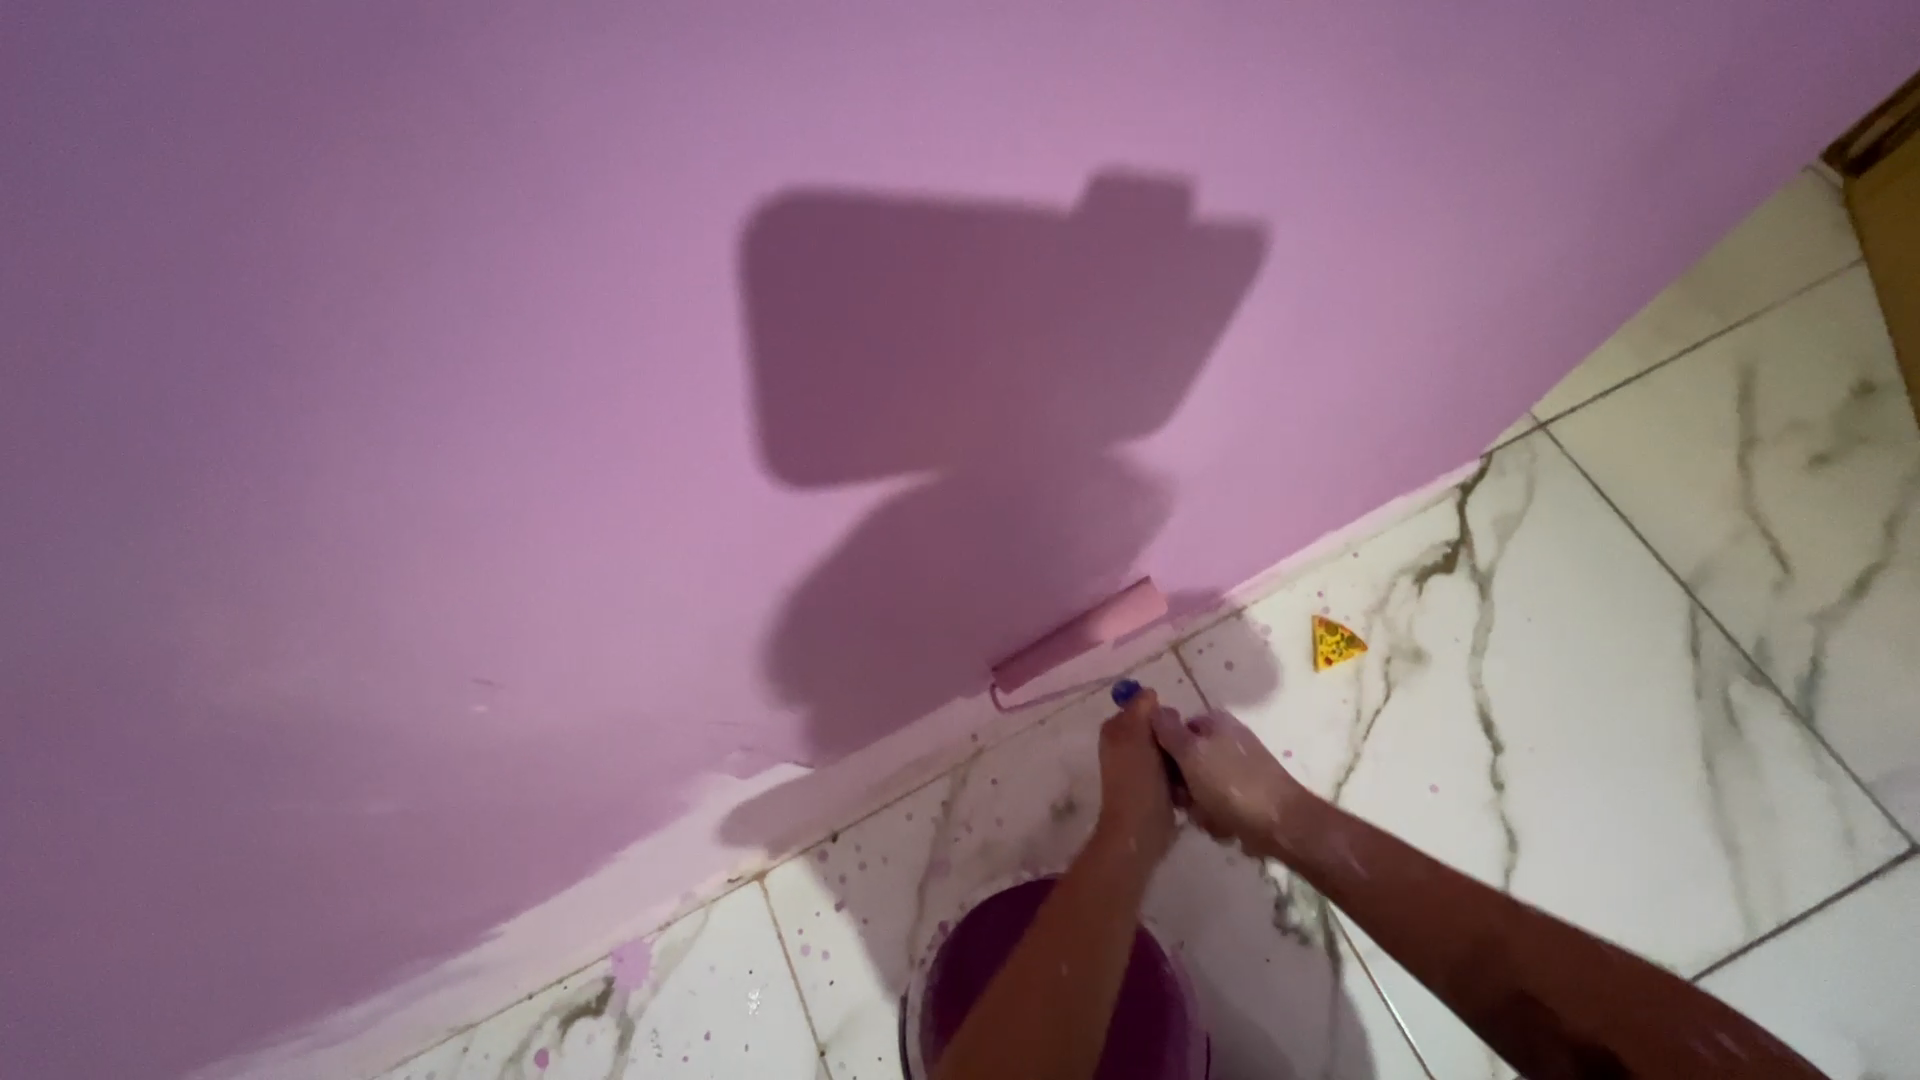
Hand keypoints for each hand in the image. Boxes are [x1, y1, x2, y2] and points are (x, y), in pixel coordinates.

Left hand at [1092, 688, 1178, 866]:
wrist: (1140, 831)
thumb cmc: (1137, 781)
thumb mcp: (1135, 737)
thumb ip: (1140, 710)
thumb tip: (1150, 693)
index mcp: (1117, 731)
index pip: (1146, 709)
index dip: (1164, 716)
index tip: (1179, 729)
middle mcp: (1126, 746)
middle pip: (1162, 730)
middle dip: (1177, 740)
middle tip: (1187, 754)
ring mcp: (1141, 768)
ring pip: (1172, 752)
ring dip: (1183, 762)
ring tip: (1189, 774)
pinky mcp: (1155, 787)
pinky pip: (1175, 773)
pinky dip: (1182, 779)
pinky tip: (1187, 791)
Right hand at [1152, 707, 1307, 854]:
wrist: (1282, 824)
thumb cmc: (1231, 784)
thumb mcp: (1191, 753)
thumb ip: (1168, 730)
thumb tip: (1153, 708)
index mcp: (1215, 723)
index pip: (1174, 729)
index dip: (1164, 751)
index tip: (1161, 773)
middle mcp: (1226, 741)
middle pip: (1185, 761)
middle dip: (1182, 785)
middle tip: (1185, 800)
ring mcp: (1238, 769)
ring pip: (1198, 787)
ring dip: (1197, 805)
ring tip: (1209, 817)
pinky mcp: (1246, 795)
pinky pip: (1217, 804)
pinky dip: (1216, 817)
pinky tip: (1223, 827)